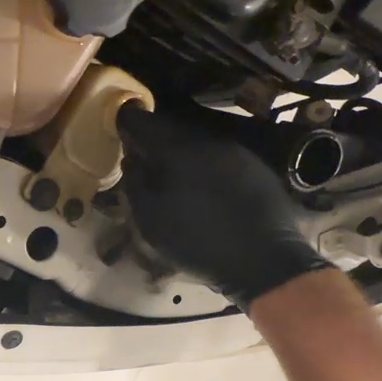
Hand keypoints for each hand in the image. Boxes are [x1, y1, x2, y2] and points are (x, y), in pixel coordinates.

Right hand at [116, 105, 331, 309]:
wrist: (262, 259)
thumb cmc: (196, 240)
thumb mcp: (150, 219)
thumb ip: (134, 184)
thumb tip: (131, 159)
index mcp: (175, 149)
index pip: (142, 121)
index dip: (126, 122)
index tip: (119, 129)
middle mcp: (206, 140)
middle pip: (171, 127)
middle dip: (153, 137)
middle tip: (142, 153)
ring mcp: (234, 151)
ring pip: (197, 140)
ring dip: (180, 150)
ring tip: (171, 169)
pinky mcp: (254, 165)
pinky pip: (218, 154)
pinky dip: (204, 161)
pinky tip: (203, 182)